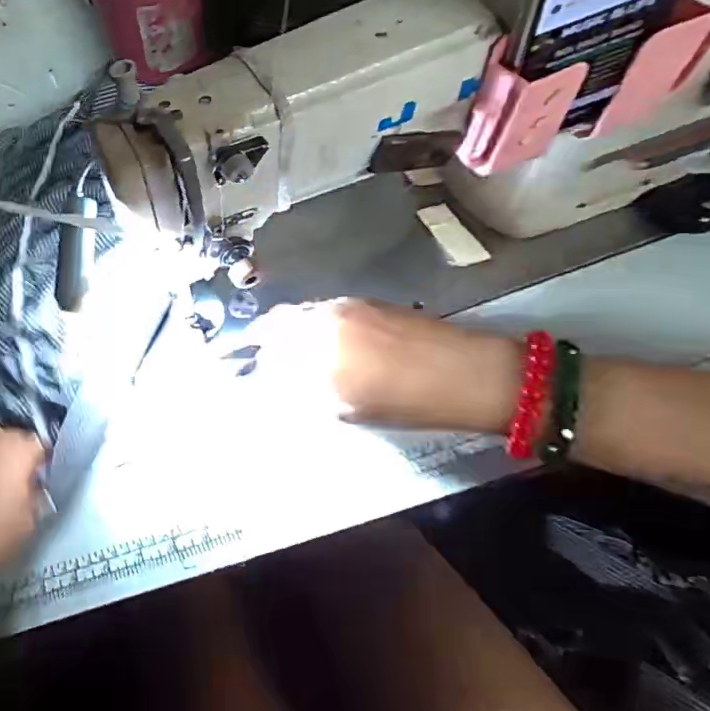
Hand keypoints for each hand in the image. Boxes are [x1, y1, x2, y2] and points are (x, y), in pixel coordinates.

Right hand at [233, 298, 520, 432]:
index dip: (252, 362)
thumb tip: (279, 384)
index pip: (269, 352)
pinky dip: (309, 322)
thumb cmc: (411, 402)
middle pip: (278, 323)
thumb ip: (307, 393)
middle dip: (261, 339)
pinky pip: (322, 309)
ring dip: (284, 328)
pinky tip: (315, 340)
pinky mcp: (367, 301)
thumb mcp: (350, 409)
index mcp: (320, 350)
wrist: (469, 373)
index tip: (239, 368)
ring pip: (300, 313)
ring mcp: (348, 306)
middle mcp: (327, 319)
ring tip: (281, 349)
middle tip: (252, 355)